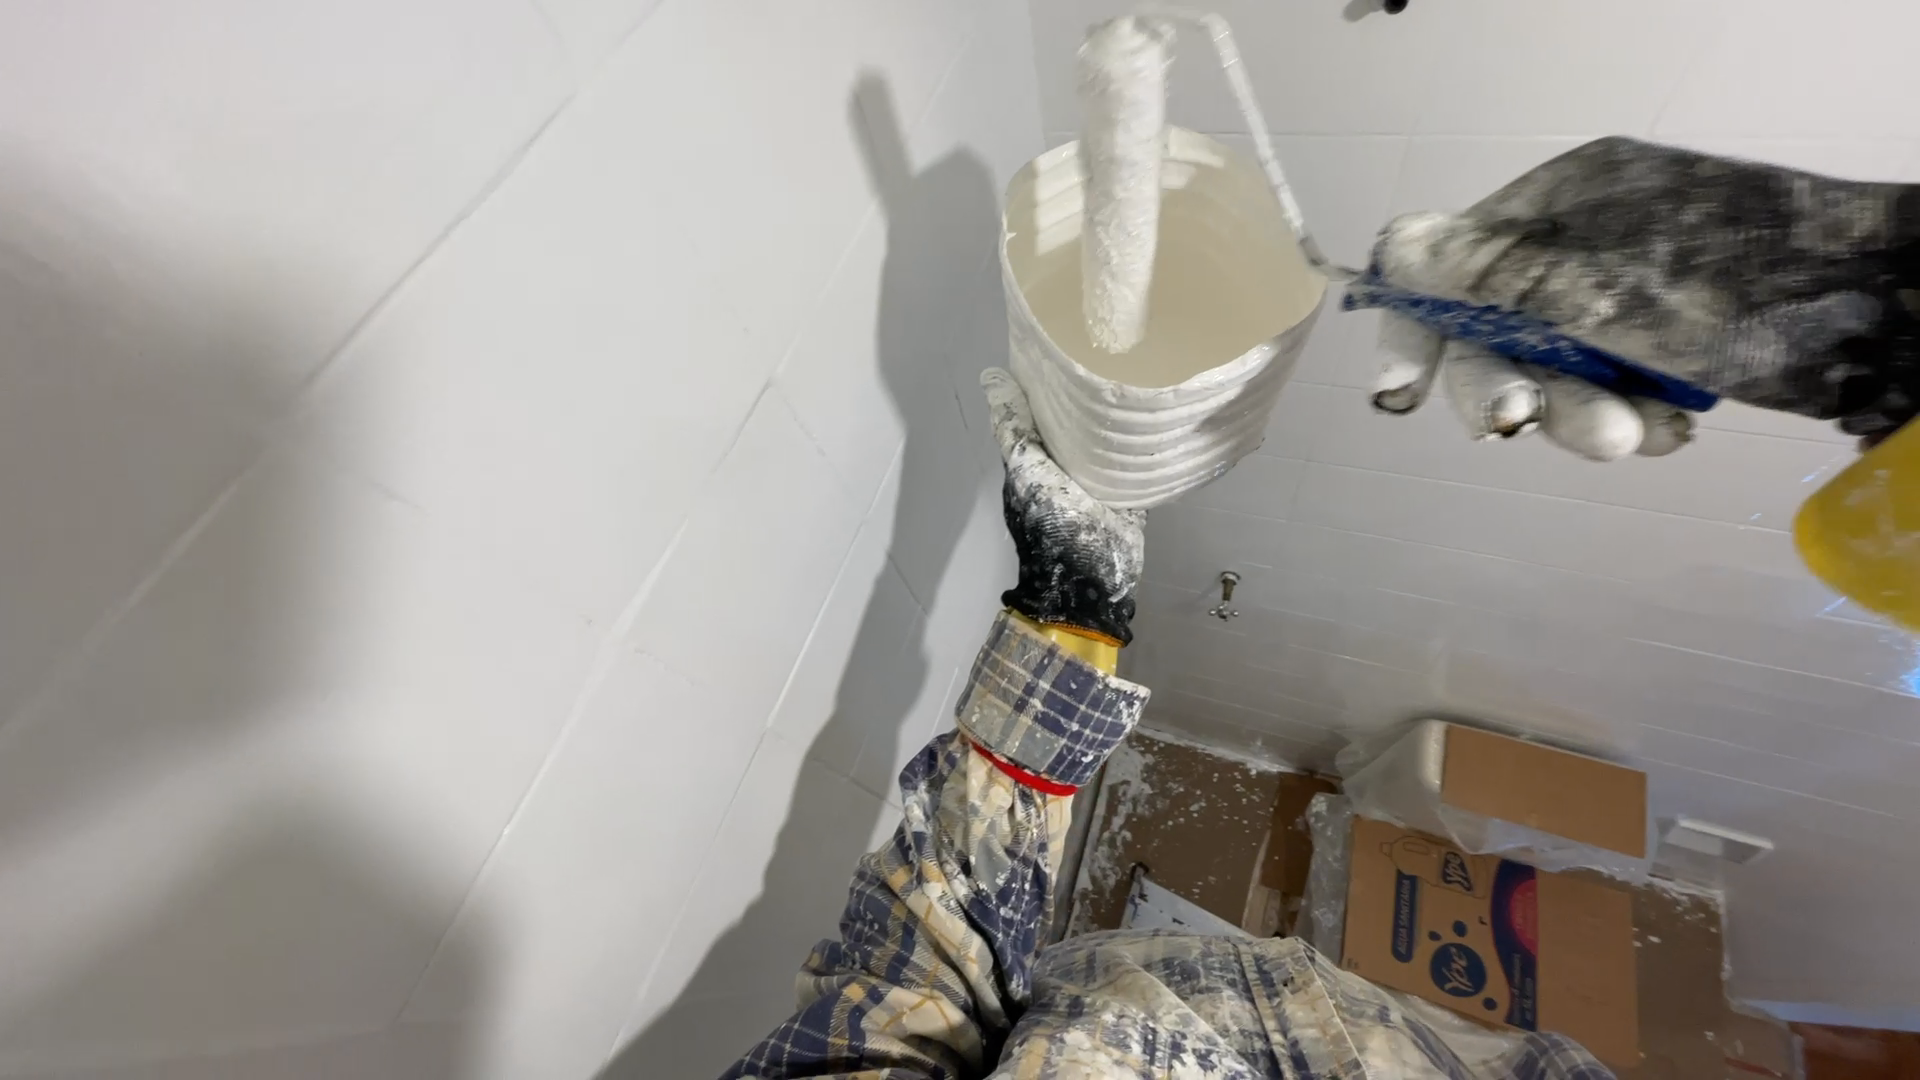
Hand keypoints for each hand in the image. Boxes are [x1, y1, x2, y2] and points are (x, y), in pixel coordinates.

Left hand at [981, 368, 1144, 644]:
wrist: (1091, 581)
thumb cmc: (1053, 525)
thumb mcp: (1028, 473)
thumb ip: (1015, 431)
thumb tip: (993, 379)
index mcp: (1037, 456)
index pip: (1042, 407)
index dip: (1050, 377)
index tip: (1071, 338)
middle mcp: (1064, 463)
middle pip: (1075, 419)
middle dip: (1089, 389)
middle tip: (1118, 346)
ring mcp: (1096, 480)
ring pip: (1103, 438)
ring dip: (1116, 414)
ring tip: (1142, 369)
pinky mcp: (1126, 494)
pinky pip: (1132, 463)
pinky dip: (1140, 444)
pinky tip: (1156, 417)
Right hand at [1363, 136, 1919, 451]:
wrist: (1903, 309)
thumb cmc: (1741, 280)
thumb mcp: (1600, 279)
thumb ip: (1492, 270)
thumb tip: (1395, 248)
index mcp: (1551, 212)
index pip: (1440, 271)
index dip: (1412, 334)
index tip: (1402, 394)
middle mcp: (1567, 254)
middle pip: (1485, 335)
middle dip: (1501, 389)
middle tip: (1511, 427)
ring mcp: (1610, 302)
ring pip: (1543, 376)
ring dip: (1569, 416)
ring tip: (1624, 438)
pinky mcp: (1650, 346)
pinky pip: (1599, 392)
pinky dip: (1623, 417)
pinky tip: (1664, 430)